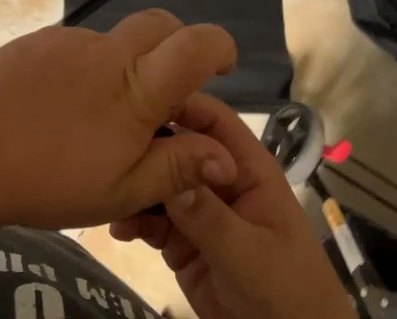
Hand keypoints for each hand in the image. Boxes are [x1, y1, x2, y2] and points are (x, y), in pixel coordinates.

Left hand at [0, 9, 240, 229]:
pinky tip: (59, 109)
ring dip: (124, 64)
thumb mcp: (121, 192)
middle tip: (168, 92)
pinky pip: (74, 47)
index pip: (195, 43)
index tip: (222, 66)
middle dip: (176, 45)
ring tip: (99, 118)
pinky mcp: (33, 42)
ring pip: (113, 39)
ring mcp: (65, 41)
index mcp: (135, 87)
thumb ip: (176, 168)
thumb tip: (225, 156)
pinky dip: (84, 69)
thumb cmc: (48, 180)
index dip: (219, 46)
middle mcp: (105, 51)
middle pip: (158, 23)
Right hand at [109, 94, 353, 318]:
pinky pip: (151, 220)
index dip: (176, 102)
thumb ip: (208, 217)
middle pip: (175, 147)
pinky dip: (133, 221)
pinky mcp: (182, 241)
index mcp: (246, 168)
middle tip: (107, 155)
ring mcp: (199, 211)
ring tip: (109, 199)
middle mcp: (218, 181)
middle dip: (143, 148)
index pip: (210, 118)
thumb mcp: (251, 256)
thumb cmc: (289, 296)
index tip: (132, 101)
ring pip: (158, 183)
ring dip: (133, 188)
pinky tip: (117, 228)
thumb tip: (165, 172)